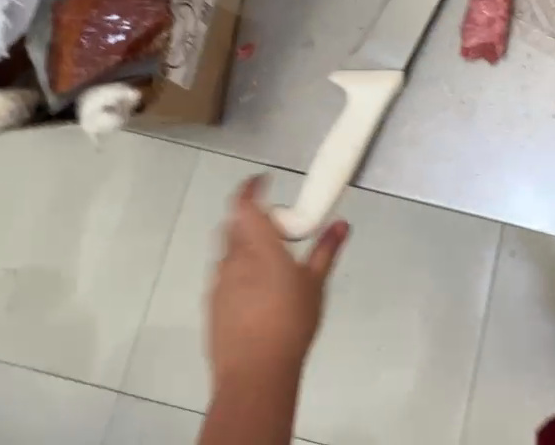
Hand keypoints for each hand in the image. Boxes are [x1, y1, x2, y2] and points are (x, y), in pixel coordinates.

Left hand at [207, 175, 348, 384]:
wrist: (254, 374)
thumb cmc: (290, 322)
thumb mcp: (316, 284)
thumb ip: (327, 250)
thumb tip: (341, 224)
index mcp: (259, 247)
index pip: (244, 205)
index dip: (249, 188)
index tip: (262, 180)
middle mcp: (233, 260)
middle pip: (233, 226)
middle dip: (249, 218)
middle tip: (274, 226)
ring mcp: (218, 284)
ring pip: (227, 253)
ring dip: (242, 246)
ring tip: (268, 262)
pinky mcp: (212, 307)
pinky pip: (224, 277)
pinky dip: (237, 272)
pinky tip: (257, 293)